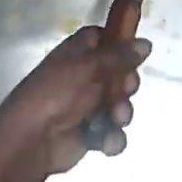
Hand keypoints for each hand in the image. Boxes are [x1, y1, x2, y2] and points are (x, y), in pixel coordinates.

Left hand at [0, 27, 150, 175]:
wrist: (34, 137)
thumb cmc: (58, 91)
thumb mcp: (91, 67)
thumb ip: (120, 56)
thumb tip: (147, 43)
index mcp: (79, 52)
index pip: (105, 38)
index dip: (121, 43)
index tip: (136, 51)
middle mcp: (85, 75)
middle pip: (119, 73)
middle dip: (126, 85)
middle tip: (124, 89)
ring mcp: (88, 105)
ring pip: (120, 104)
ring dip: (121, 113)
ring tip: (115, 119)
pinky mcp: (91, 133)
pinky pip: (113, 132)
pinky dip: (112, 138)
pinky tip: (105, 143)